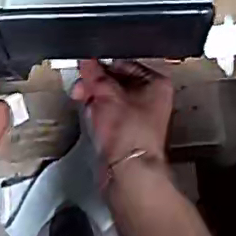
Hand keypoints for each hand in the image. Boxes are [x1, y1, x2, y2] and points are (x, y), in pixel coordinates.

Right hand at [71, 59, 173, 180]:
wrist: (129, 176)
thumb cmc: (127, 131)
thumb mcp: (107, 95)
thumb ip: (95, 75)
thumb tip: (86, 60)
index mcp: (156, 84)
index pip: (126, 64)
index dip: (104, 64)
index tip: (86, 65)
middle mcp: (150, 99)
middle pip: (117, 82)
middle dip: (95, 83)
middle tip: (80, 85)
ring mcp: (138, 117)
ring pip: (110, 99)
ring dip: (93, 97)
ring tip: (81, 98)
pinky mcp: (125, 134)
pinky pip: (108, 116)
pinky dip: (97, 113)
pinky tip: (88, 114)